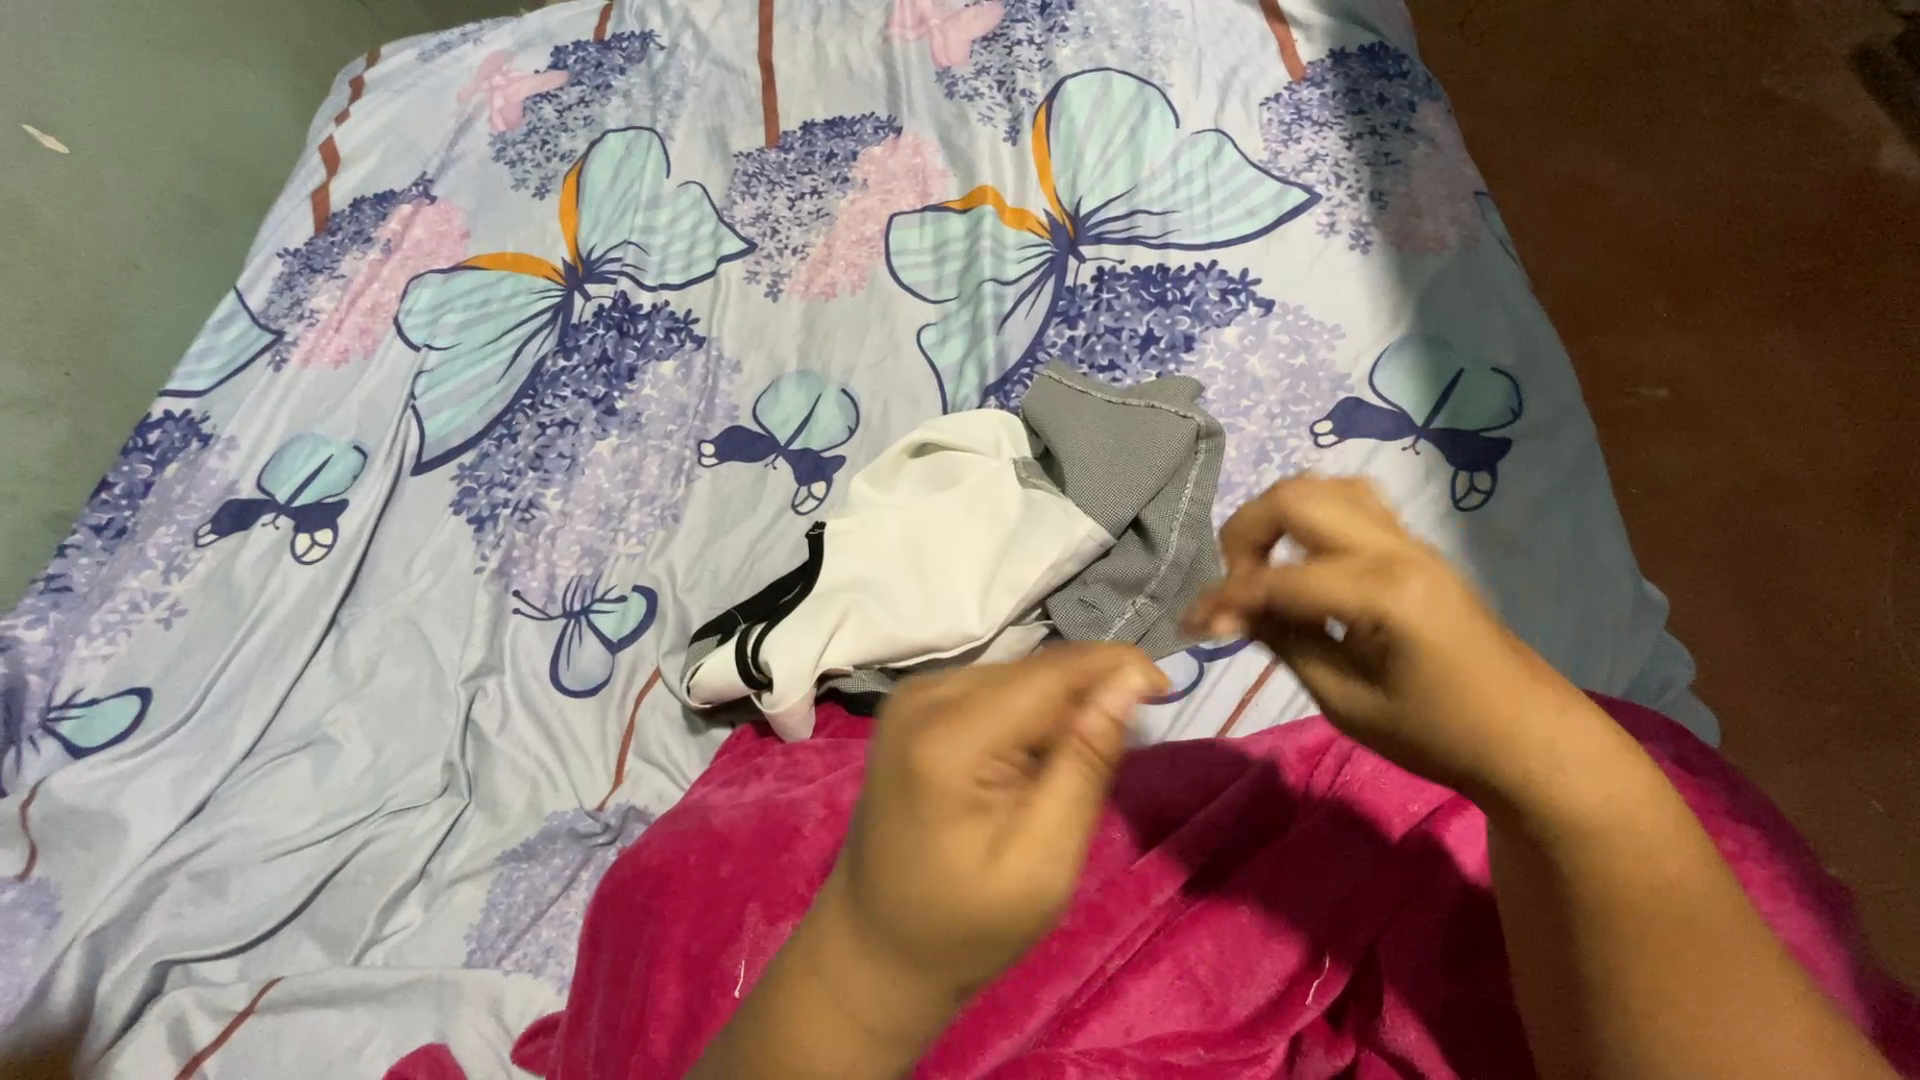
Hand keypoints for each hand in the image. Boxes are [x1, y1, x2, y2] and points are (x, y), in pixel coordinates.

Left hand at [692, 644, 1167, 1079]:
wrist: (873, 945)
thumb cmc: (964, 924)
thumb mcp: (1043, 862)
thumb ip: (1085, 765)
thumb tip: (1128, 682)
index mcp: (949, 737)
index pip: (1050, 673)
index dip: (1114, 667)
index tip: (1169, 687)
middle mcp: (923, 697)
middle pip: (1032, 669)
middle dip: (1089, 690)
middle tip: (1127, 743)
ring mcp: (911, 697)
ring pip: (1015, 673)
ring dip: (1059, 703)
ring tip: (1078, 760)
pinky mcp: (912, 706)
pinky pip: (990, 688)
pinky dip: (1027, 711)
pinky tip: (1034, 758)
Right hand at [1183, 474, 1594, 796]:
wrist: (1528, 739)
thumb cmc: (1436, 734)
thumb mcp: (1344, 701)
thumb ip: (1283, 641)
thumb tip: (1226, 611)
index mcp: (1382, 594)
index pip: (1275, 580)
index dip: (1222, 599)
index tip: (1189, 626)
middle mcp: (1396, 550)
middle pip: (1295, 498)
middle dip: (1244, 534)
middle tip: (1231, 587)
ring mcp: (1410, 542)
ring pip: (1325, 487)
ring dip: (1277, 517)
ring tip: (1261, 567)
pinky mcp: (1415, 548)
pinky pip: (1352, 502)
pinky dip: (1311, 516)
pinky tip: (1301, 558)